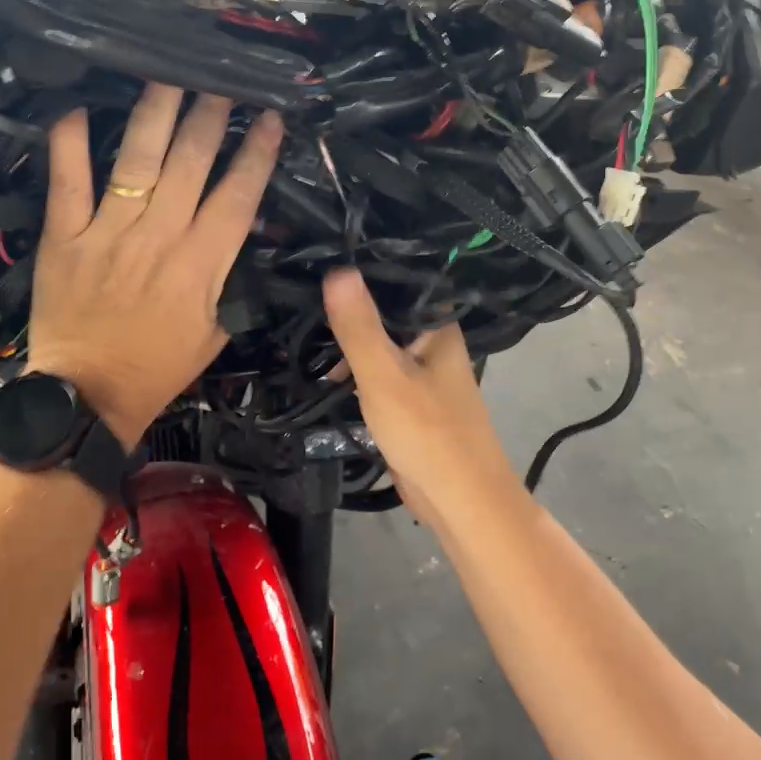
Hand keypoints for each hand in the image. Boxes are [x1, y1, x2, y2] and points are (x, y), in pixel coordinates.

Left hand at [26, 83, 283, 449]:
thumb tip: (244, 237)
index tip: (269, 116)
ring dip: (157, 110)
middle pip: (192, 161)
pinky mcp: (65, 237)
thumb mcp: (215, 332)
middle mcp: (159, 237)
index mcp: (202, 263)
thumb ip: (232, 282)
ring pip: (139, 159)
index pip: (238, 194)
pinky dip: (70, 142)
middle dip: (211, 113)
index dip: (257, 151)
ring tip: (169, 71)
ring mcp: (109, 232)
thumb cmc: (157, 369)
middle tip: (221, 77)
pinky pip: (68, 181)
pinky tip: (78, 107)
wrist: (88, 396)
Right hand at [321, 269, 516, 514]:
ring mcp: (423, 374)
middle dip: (348, 309)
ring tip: (302, 330)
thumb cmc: (428, 432)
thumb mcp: (384, 375)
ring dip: (348, 344)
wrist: (460, 501)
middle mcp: (434, 344)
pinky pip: (378, 375)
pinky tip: (324, 370)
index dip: (364, 269)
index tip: (321, 258)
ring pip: (380, 346)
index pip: (401, 281)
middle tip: (299, 293)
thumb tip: (338, 269)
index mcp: (439, 327)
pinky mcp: (411, 402)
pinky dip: (355, 371)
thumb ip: (359, 326)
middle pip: (386, 314)